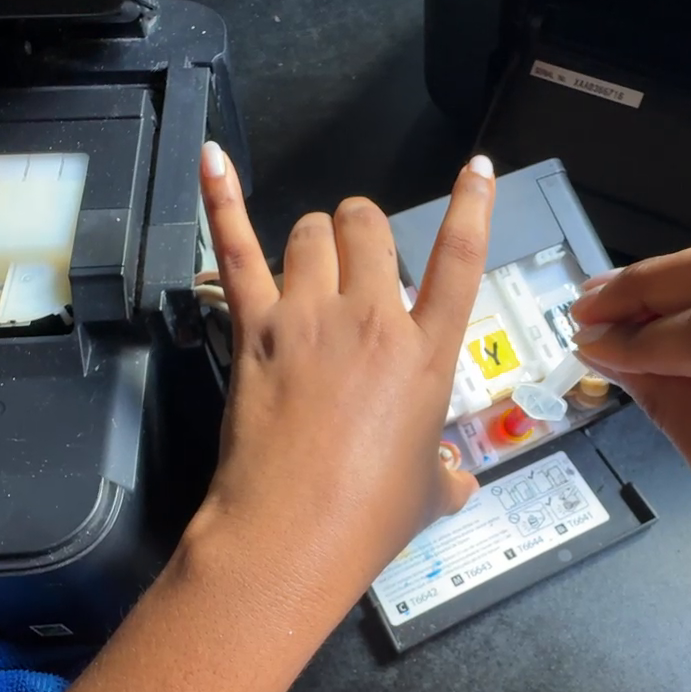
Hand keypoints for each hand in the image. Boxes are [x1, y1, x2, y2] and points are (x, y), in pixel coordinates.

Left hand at [188, 144, 495, 610]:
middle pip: (370, 227)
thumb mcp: (432, 495)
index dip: (475, 206)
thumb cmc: (373, 519)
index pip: (461, 260)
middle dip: (367, 231)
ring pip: (312, 231)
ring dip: (317, 238)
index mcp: (427, 355)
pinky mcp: (254, 328)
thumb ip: (450, 478)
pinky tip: (212, 158)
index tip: (478, 168)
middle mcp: (371, 319)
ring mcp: (308, 317)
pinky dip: (221, 200)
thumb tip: (460, 484)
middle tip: (360, 262)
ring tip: (313, 265)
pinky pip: (235, 249)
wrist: (296, 533)